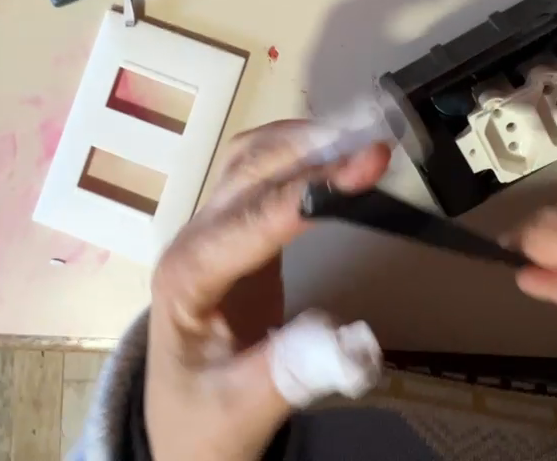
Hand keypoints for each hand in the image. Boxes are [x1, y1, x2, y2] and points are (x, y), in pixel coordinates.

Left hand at [145, 120, 389, 460]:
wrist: (180, 423)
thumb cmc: (203, 420)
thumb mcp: (241, 411)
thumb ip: (290, 373)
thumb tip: (350, 341)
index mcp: (187, 276)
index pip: (253, 219)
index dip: (310, 189)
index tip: (363, 165)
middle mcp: (195, 237)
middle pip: (249, 169)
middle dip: (313, 150)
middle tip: (376, 142)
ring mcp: (213, 227)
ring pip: (253, 157)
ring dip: (306, 140)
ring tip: (362, 133)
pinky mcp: (237, 228)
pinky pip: (266, 175)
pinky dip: (303, 154)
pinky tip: (338, 152)